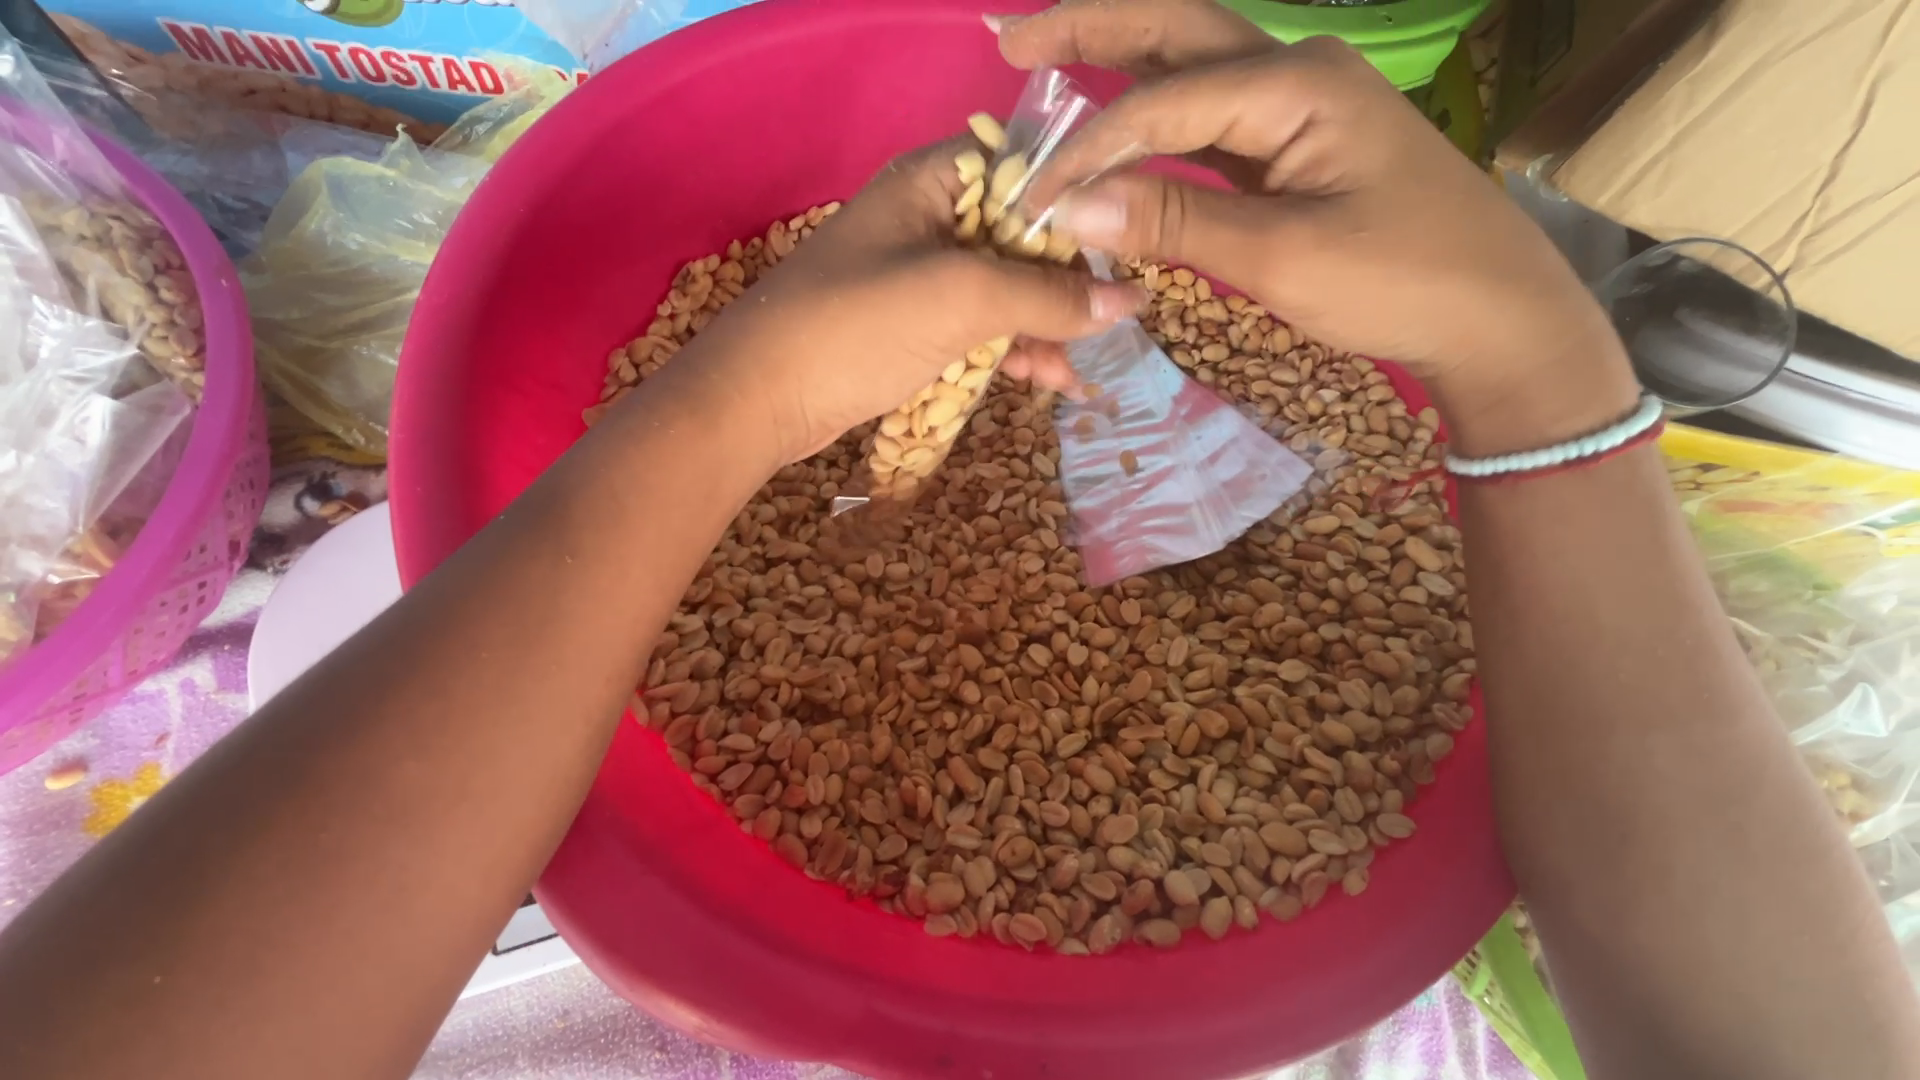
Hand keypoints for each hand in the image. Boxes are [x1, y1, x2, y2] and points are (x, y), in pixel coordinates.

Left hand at [670, 138, 1143, 466]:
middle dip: (1065, 285)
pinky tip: (1045, 382)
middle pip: (1021, 237)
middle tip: (1106, 327)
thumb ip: (1047, 297)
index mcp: (934, 181)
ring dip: (1042, 329)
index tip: (1118, 255)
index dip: (1077, 210)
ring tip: (1078, 375)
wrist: (759, 398)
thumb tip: (1130, 299)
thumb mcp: (961, 300)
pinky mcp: (910, 326)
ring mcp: (918, 275)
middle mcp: (929, 218)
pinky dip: (1009, 353)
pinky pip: (976, 328)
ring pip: (1002, 290)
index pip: (1028, 171)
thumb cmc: (856, 327)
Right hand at [998, 0, 1638, 446]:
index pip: (1158, 103)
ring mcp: (1297, 106)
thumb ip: (1175, 221)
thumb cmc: (1399, 281)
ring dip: (1118, 59)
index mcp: (1294, 87)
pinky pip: (1207, 116)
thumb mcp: (1281, 257)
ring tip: (1045, 59)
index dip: (1084, 148)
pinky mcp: (1295, 144)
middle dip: (1090, 25)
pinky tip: (1118, 123)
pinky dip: (1153, 117)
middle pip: (1174, 28)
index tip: (1028, 198)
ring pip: (1189, 64)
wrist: (1490, 310)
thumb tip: (1073, 205)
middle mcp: (1293, 73)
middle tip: (1010, 40)